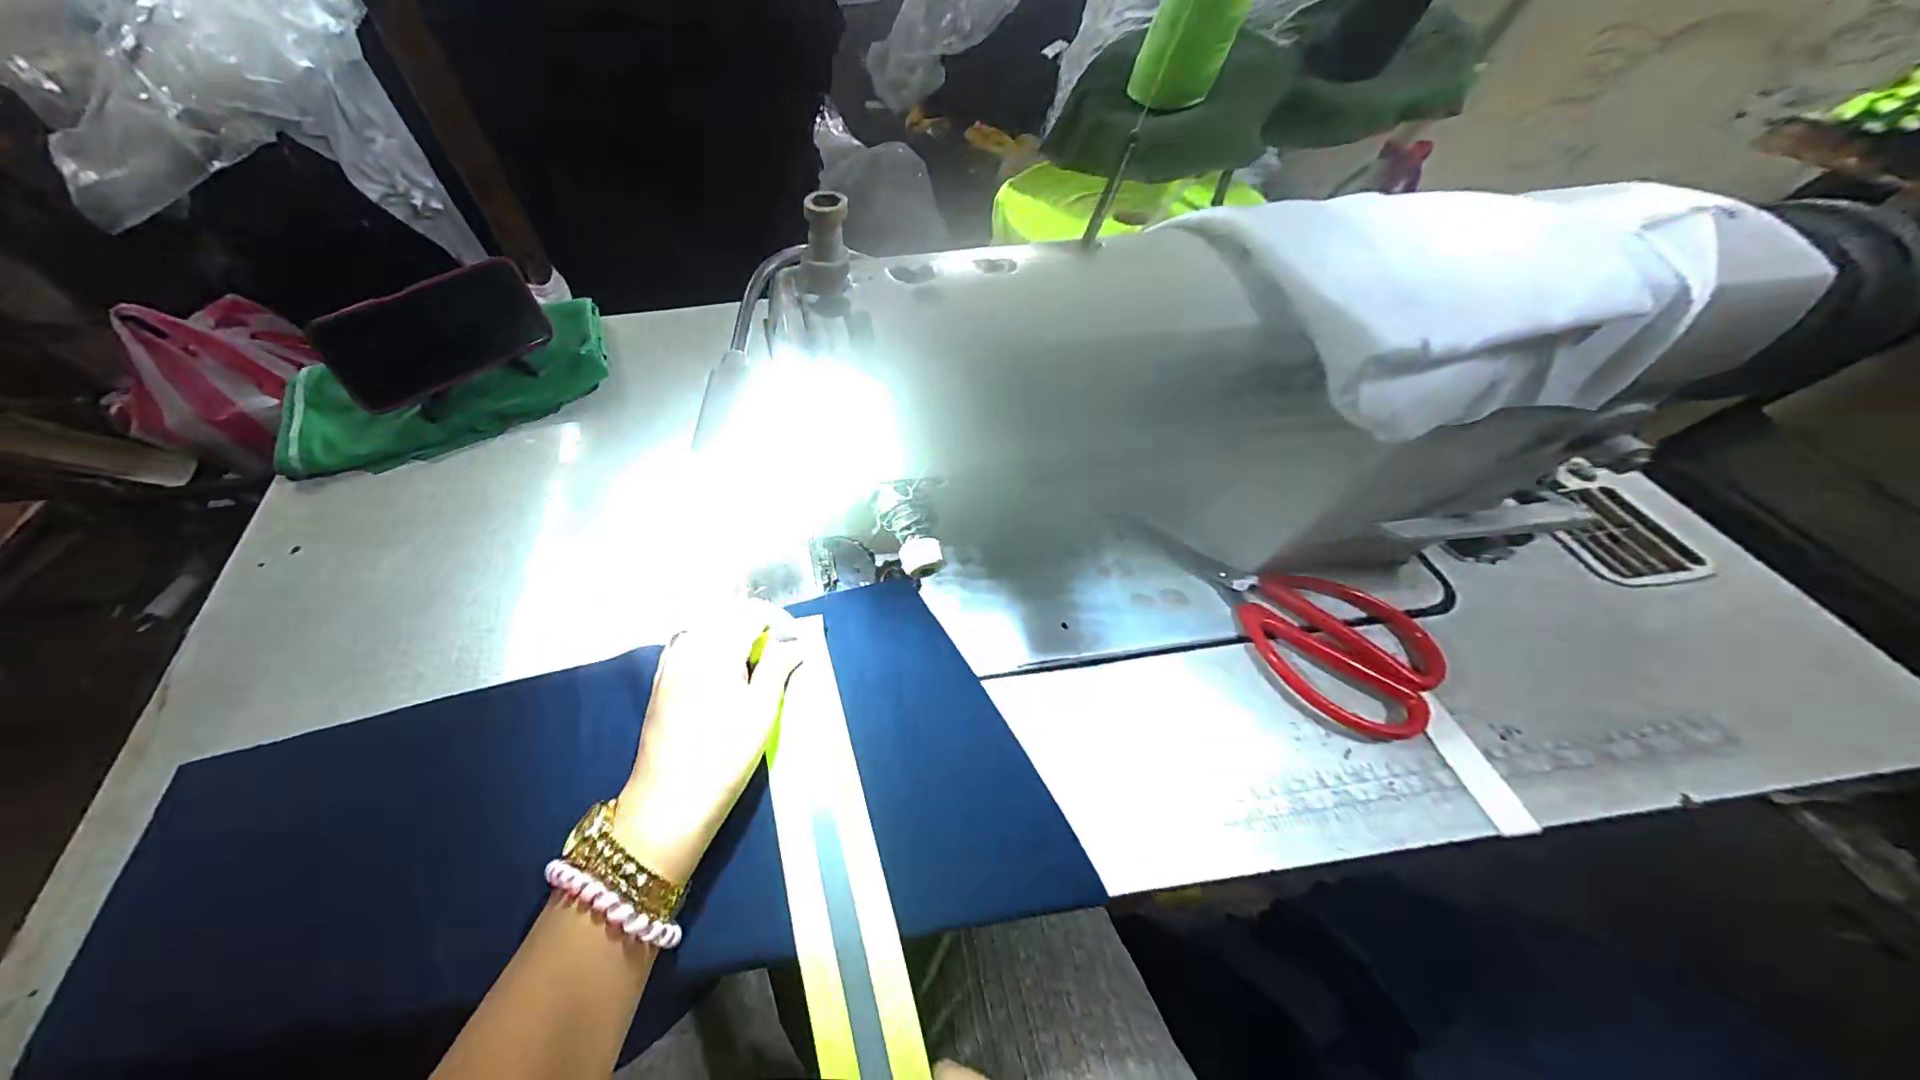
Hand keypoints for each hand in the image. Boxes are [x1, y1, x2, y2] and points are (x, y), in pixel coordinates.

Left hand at [611, 600, 801, 883]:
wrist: (669, 803)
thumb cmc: (723, 758)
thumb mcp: (762, 711)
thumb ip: (778, 667)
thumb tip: (794, 644)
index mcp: (714, 651)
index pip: (751, 614)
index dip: (779, 620)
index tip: (796, 640)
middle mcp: (688, 649)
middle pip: (726, 615)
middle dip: (756, 623)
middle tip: (780, 648)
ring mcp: (669, 665)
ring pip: (705, 627)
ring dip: (732, 632)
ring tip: (754, 659)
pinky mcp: (660, 682)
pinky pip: (688, 645)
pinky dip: (710, 645)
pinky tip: (723, 670)